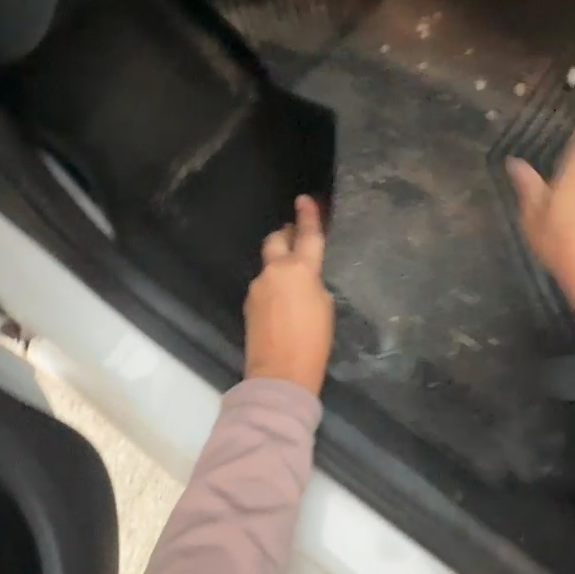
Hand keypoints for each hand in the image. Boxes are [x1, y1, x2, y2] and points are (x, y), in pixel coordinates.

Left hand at [244, 196, 334, 393]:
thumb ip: (313, 284)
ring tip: (293, 279)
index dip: (309, 215)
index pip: (307, 235)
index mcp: (300, 269)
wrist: (280, 374)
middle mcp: (274, 272)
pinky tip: (283, 304)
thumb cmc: (313, 342)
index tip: (305, 200)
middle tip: (296, 235)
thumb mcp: (325, 307)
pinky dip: (273, 286)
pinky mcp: (249, 304)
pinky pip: (263, 286)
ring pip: (269, 265)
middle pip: (276, 240)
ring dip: (279, 265)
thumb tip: (304, 279)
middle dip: (286, 235)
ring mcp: (257, 287)